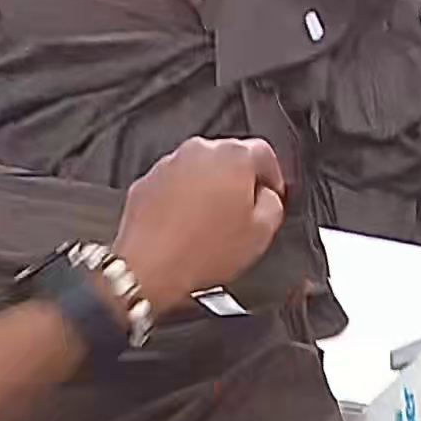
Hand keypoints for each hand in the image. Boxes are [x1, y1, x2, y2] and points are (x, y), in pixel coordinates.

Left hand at [111, 137, 286, 314]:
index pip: (265, 154)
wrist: (150, 269)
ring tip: (209, 232)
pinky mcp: (146, 184)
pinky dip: (180, 205)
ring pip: (198, 174)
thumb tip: (268, 198)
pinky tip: (185, 233)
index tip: (272, 196)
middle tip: (240, 220)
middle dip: (237, 187)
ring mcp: (168, 166)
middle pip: (229, 161)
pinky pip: (172, 189)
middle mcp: (199, 151)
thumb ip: (273, 205)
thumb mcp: (261, 235)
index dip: (273, 179)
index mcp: (234, 156)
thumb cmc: (201, 254)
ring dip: (207, 196)